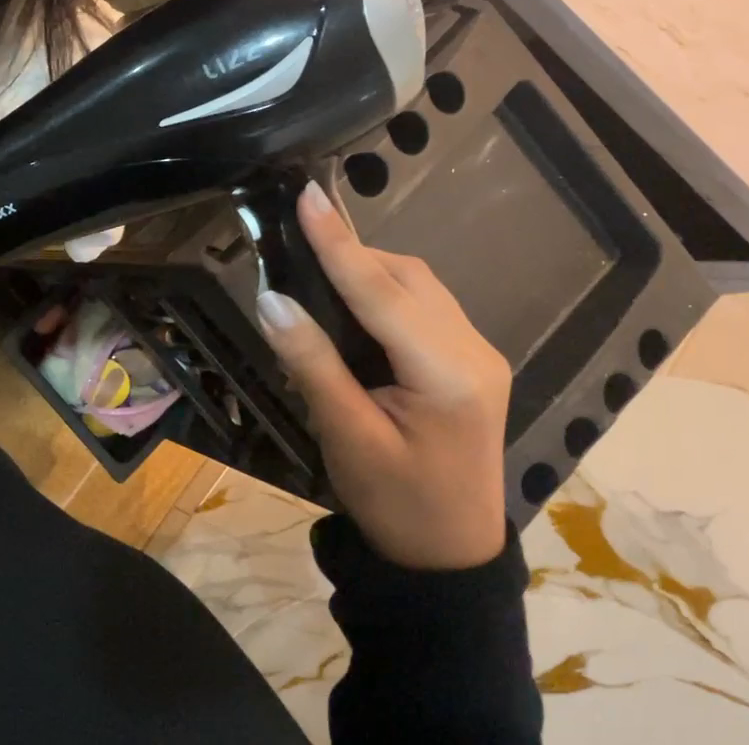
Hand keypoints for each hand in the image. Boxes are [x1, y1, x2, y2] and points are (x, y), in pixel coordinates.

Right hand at [255, 182, 511, 570]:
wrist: (448, 552)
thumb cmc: (393, 499)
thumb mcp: (344, 434)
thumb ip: (311, 362)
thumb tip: (270, 298)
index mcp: (446, 373)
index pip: (381, 293)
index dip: (338, 242)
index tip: (306, 195)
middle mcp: (473, 351)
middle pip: (407, 279)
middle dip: (352, 250)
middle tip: (293, 232)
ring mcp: (478, 355)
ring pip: (418, 287)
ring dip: (367, 268)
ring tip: (313, 260)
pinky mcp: (469, 363)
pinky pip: (423, 307)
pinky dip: (382, 290)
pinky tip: (349, 298)